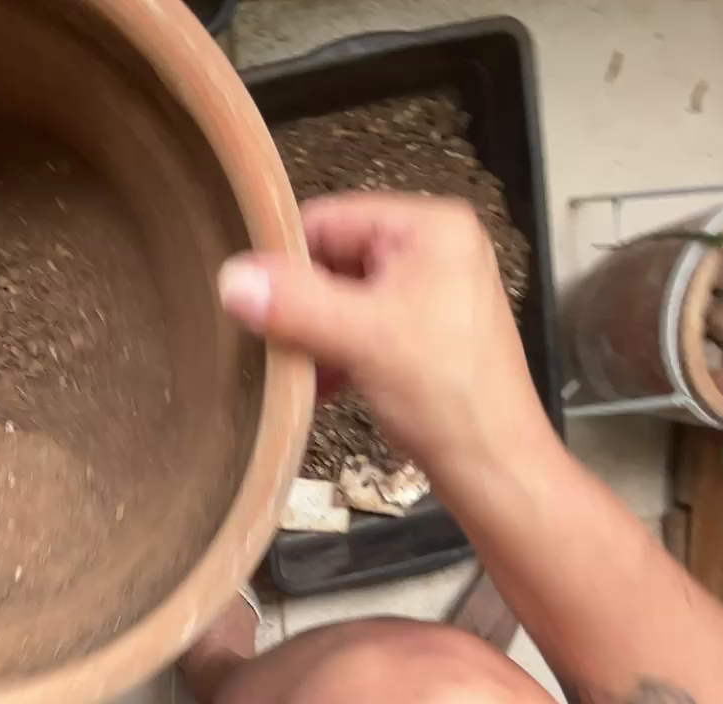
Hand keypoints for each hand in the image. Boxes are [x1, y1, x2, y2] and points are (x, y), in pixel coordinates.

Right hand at [218, 193, 554, 484]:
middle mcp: (428, 252)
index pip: (329, 220)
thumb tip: (231, 277)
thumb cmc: (445, 394)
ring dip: (310, 335)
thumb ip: (297, 304)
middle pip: (331, 262)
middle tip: (269, 341)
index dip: (285, 259)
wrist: (490, 465)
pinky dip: (330, 356)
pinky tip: (316, 387)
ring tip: (291, 368)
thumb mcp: (364, 339)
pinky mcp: (415, 336)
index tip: (250, 299)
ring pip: (338, 301)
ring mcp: (423, 296)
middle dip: (298, 305)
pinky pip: (354, 330)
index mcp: (428, 229)